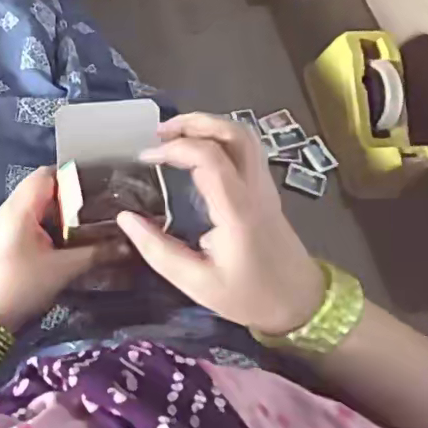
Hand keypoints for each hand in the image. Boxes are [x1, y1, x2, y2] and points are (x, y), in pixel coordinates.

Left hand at [0, 165, 112, 329]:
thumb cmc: (21, 285)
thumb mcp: (62, 269)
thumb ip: (96, 253)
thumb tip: (129, 245)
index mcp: (21, 206)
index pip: (49, 173)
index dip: (76, 174)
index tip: (105, 182)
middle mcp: (14, 207)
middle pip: (48, 186)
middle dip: (76, 192)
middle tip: (108, 200)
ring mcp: (12, 222)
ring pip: (44, 204)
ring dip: (68, 209)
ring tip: (100, 215)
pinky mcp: (13, 237)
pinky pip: (38, 218)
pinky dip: (58, 221)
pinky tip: (80, 233)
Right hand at [114, 113, 323, 335]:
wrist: (301, 304)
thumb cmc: (249, 296)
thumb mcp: (196, 284)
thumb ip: (158, 250)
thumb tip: (126, 219)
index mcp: (237, 210)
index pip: (210, 157)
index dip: (175, 148)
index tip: (146, 158)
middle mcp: (254, 189)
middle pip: (233, 133)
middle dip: (193, 123)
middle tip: (159, 133)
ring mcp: (264, 186)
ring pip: (243, 135)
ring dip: (207, 126)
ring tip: (174, 135)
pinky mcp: (265, 189)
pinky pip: (246, 148)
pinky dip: (218, 138)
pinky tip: (196, 151)